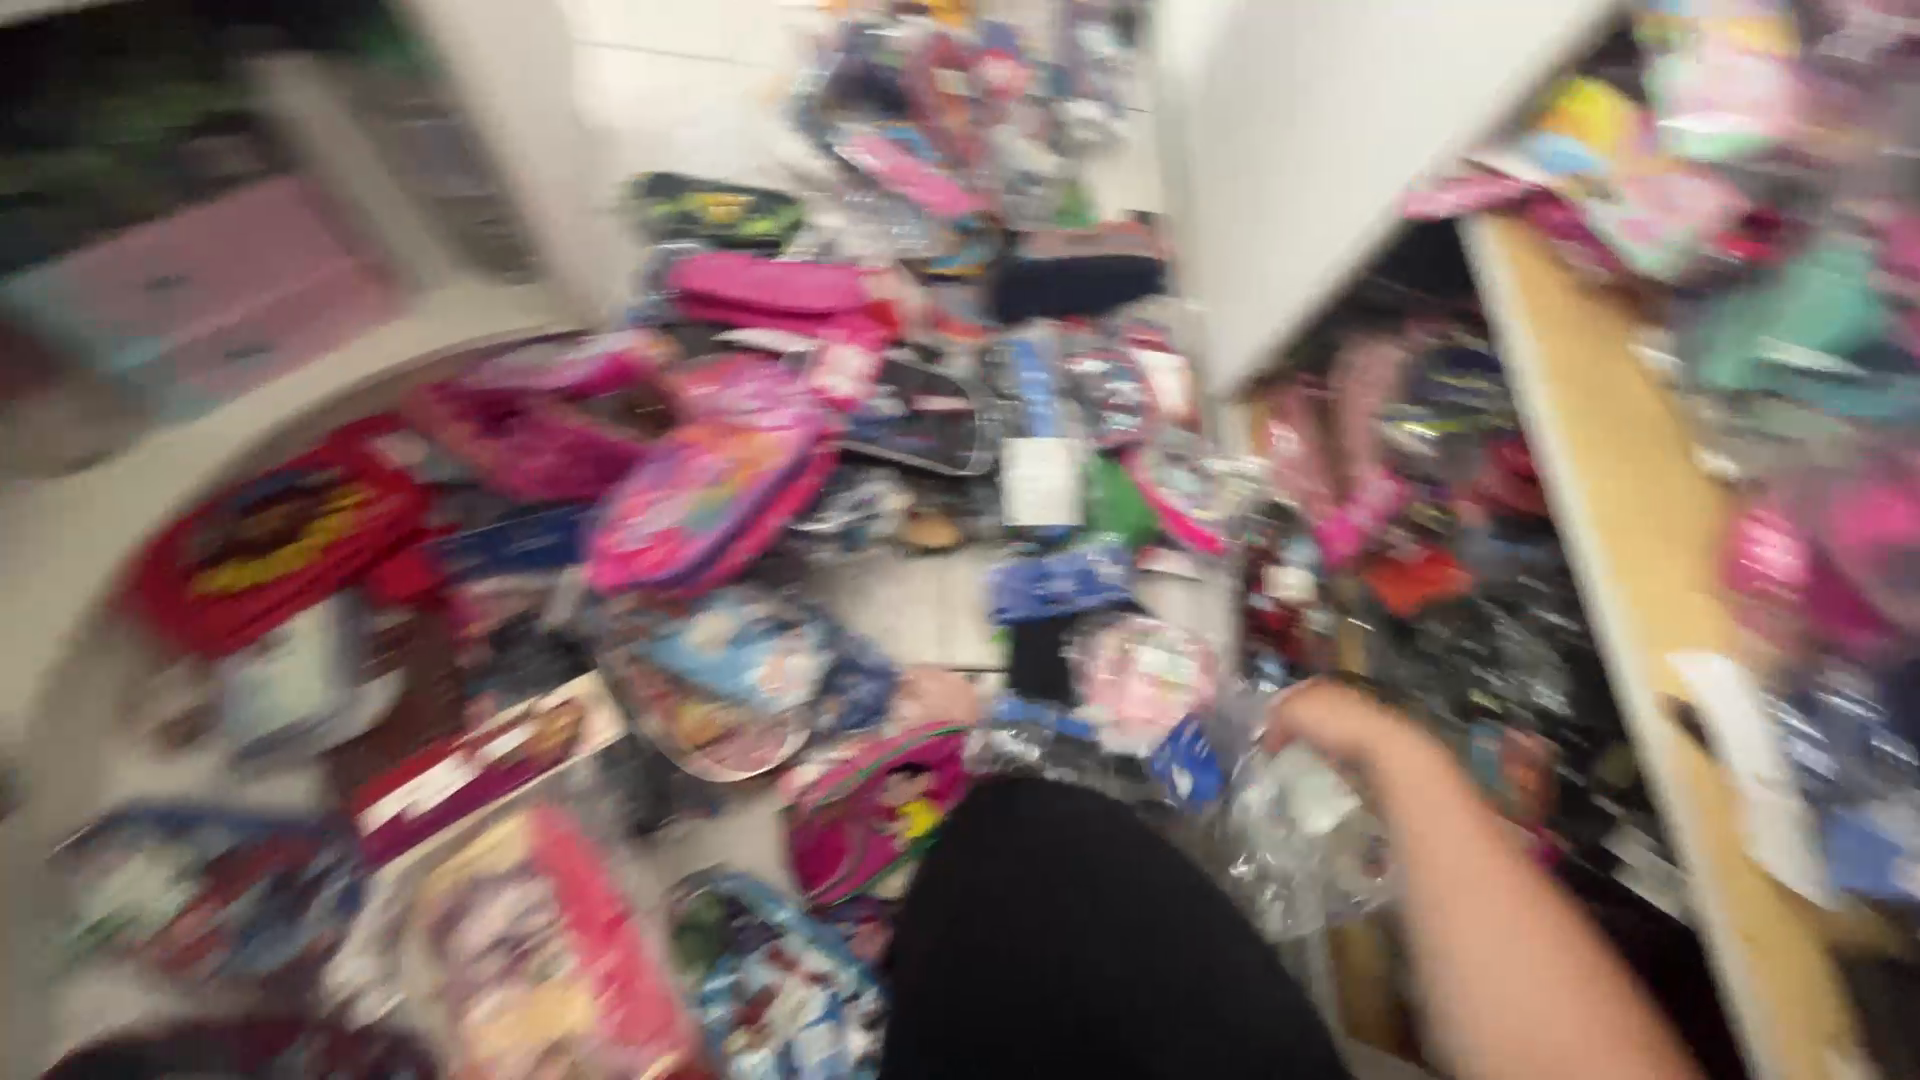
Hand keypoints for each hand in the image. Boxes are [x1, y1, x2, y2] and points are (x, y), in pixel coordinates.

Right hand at [1262, 677, 1435, 777]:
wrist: (1390, 751)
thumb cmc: (1337, 723)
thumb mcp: (1293, 711)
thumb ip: (1276, 716)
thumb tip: (1269, 733)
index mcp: (1327, 680)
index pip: (1294, 690)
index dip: (1277, 709)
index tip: (1265, 731)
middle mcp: (1348, 693)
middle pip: (1314, 708)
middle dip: (1298, 725)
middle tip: (1281, 746)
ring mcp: (1368, 719)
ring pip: (1332, 729)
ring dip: (1318, 743)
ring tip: (1303, 761)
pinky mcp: (1381, 746)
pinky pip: (1349, 751)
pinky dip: (1337, 759)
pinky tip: (1328, 770)